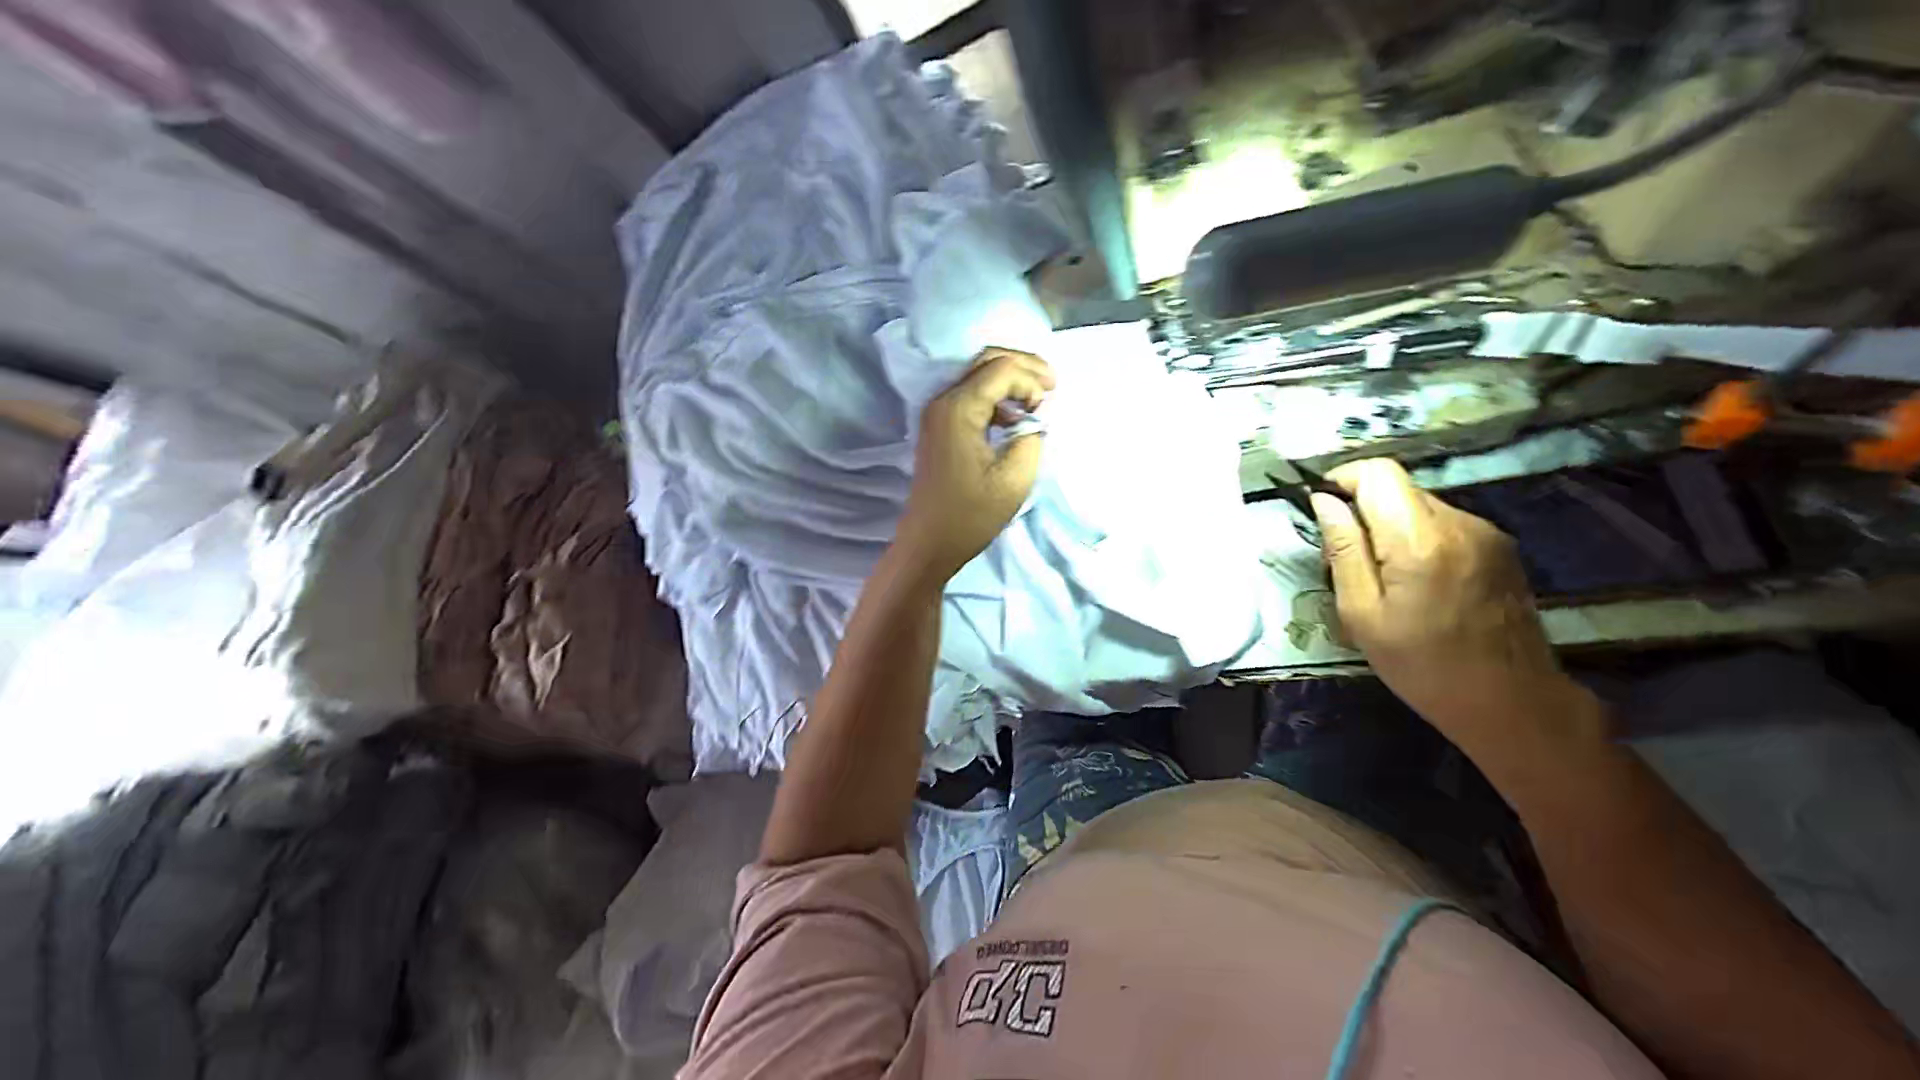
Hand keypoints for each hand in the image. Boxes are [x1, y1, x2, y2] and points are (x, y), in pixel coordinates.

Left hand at [894, 348, 1054, 582]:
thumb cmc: (970, 515)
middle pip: (986, 360)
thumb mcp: (1015, 478)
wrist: (928, 543)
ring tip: (1038, 399)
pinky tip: (1014, 416)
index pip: (1001, 368)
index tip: (1049, 405)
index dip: (1031, 379)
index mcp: (958, 409)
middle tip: (1052, 385)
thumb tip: (1033, 418)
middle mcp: (942, 400)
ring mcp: (937, 412)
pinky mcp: (939, 426)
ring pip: (978, 374)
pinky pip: (970, 394)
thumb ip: (1031, 437)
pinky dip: (996, 396)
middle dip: (1023, 367)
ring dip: (1010, 379)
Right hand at [1310, 458, 1593, 754]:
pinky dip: (1418, 540)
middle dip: (1363, 510)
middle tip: (1346, 558)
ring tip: (1384, 578)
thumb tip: (1324, 501)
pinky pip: (1443, 525)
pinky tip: (1418, 583)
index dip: (1343, 479)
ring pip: (1419, 506)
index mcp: (1419, 540)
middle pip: (1398, 488)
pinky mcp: (1499, 547)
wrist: (1512, 702)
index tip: (1323, 510)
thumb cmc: (1423, 665)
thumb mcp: (1361, 614)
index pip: (1378, 472)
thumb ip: (1343, 550)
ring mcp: (1486, 533)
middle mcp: (1459, 523)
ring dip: (1391, 528)